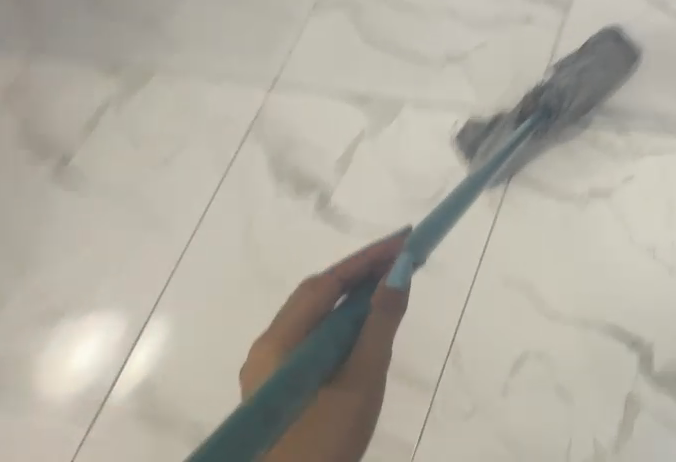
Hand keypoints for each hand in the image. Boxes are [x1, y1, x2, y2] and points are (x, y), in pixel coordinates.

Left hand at [240, 231, 411, 461]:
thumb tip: (402, 268)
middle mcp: (268, 349)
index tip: (408, 237)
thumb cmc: (324, 437)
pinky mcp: (284, 387)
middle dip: (363, 270)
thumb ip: (382, 320)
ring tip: (396, 278)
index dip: (368, 257)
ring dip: (356, 293)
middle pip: (318, 295)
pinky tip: (371, 320)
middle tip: (407, 254)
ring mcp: (272, 370)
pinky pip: (316, 336)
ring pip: (317, 315)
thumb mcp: (363, 376)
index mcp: (279, 343)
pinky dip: (346, 318)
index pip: (326, 283)